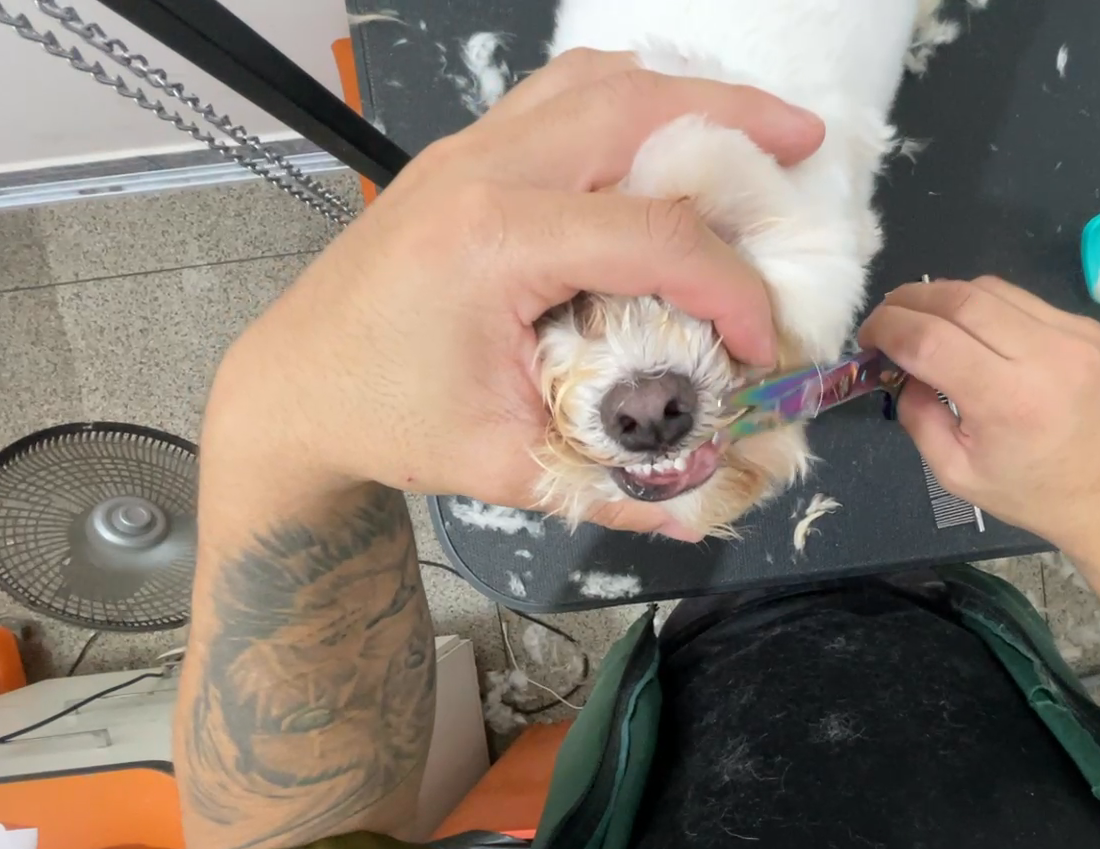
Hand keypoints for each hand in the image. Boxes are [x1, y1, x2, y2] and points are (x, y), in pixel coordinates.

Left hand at [203, 49, 823, 535]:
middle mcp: (484, 170)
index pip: (656, 240)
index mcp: (496, 243)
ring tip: (750, 128)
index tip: (764, 346)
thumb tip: (700, 515)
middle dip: (736, 123)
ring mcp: (467, 151)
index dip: (733, 290)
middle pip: (635, 108)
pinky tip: (662, 135)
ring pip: (596, 82)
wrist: (294, 389)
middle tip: (805, 144)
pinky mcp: (463, 159)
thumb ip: (612, 489)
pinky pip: (560, 97)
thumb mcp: (509, 469)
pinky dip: (627, 100)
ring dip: (684, 95)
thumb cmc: (392, 426)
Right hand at [859, 276, 1099, 559]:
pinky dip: (981, 305)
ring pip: (989, 288)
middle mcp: (1043, 354)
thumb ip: (919, 418)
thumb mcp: (956, 474)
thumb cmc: (1032, 495)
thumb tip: (904, 373)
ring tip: (920, 319)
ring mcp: (1071, 334)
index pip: (930, 339)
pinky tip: (968, 328)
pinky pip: (1019, 299)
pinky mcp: (1086, 328)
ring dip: (943, 296)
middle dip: (909, 301)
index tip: (867, 336)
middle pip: (958, 298)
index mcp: (1006, 400)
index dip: (888, 327)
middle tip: (884, 318)